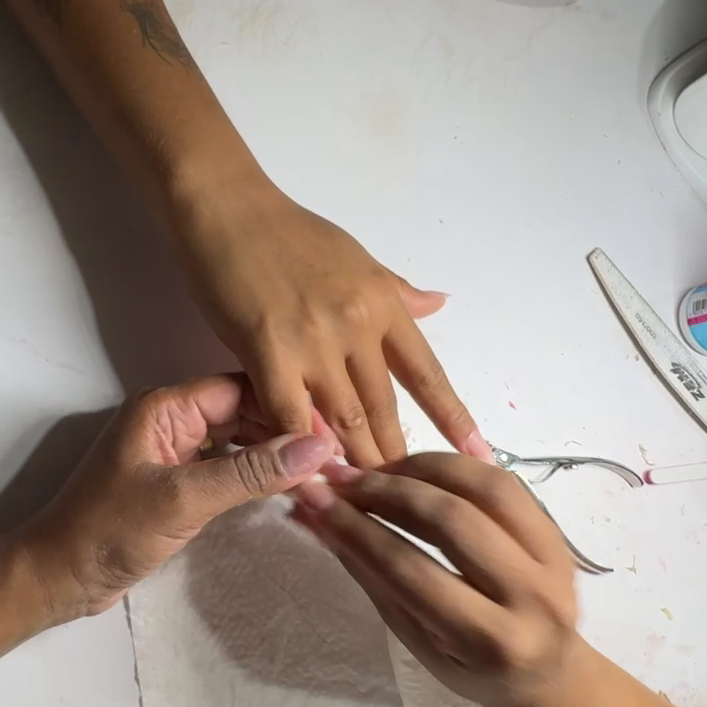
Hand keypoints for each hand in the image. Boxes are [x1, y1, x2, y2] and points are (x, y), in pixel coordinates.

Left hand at [17, 374, 335, 623]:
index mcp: (165, 407)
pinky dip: (254, 473)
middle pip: (243, 410)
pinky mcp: (176, 480)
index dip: (289, 407)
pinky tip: (286, 485)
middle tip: (338, 455)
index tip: (337, 431)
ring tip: (323, 470)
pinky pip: (225, 465)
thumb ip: (249, 472)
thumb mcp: (183, 499)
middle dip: (286, 430)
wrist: (62, 575)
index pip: (242, 389)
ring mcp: (174, 450)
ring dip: (273, 452)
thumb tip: (317, 447)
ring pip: (237, 438)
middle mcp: (171, 419)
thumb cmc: (110, 531)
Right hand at [170, 176, 484, 467]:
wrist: (228, 210)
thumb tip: (438, 304)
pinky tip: (305, 472)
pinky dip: (298, 445)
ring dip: (353, 462)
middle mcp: (358, 325)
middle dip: (393, 456)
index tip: (479, 455)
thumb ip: (396, 290)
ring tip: (361, 497)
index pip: (426, 373)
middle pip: (384, 408)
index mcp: (383, 303)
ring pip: (342, 418)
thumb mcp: (355, 257)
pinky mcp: (267, 350)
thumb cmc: (286, 233)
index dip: (452, 418)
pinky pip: (289, 412)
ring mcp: (314, 340)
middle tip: (402, 497)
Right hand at [289, 454, 579, 706]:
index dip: (356, 529)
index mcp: (492, 642)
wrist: (546, 670)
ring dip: (420, 468)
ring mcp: (556, 559)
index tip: (314, 500)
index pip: (410, 570)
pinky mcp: (560, 531)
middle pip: (451, 521)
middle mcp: (534, 599)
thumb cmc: (466, 665)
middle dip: (385, 492)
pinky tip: (415, 467)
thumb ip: (368, 573)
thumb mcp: (411, 635)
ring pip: (483, 487)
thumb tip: (313, 517)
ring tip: (377, 470)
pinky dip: (453, 465)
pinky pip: (502, 480)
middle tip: (342, 478)